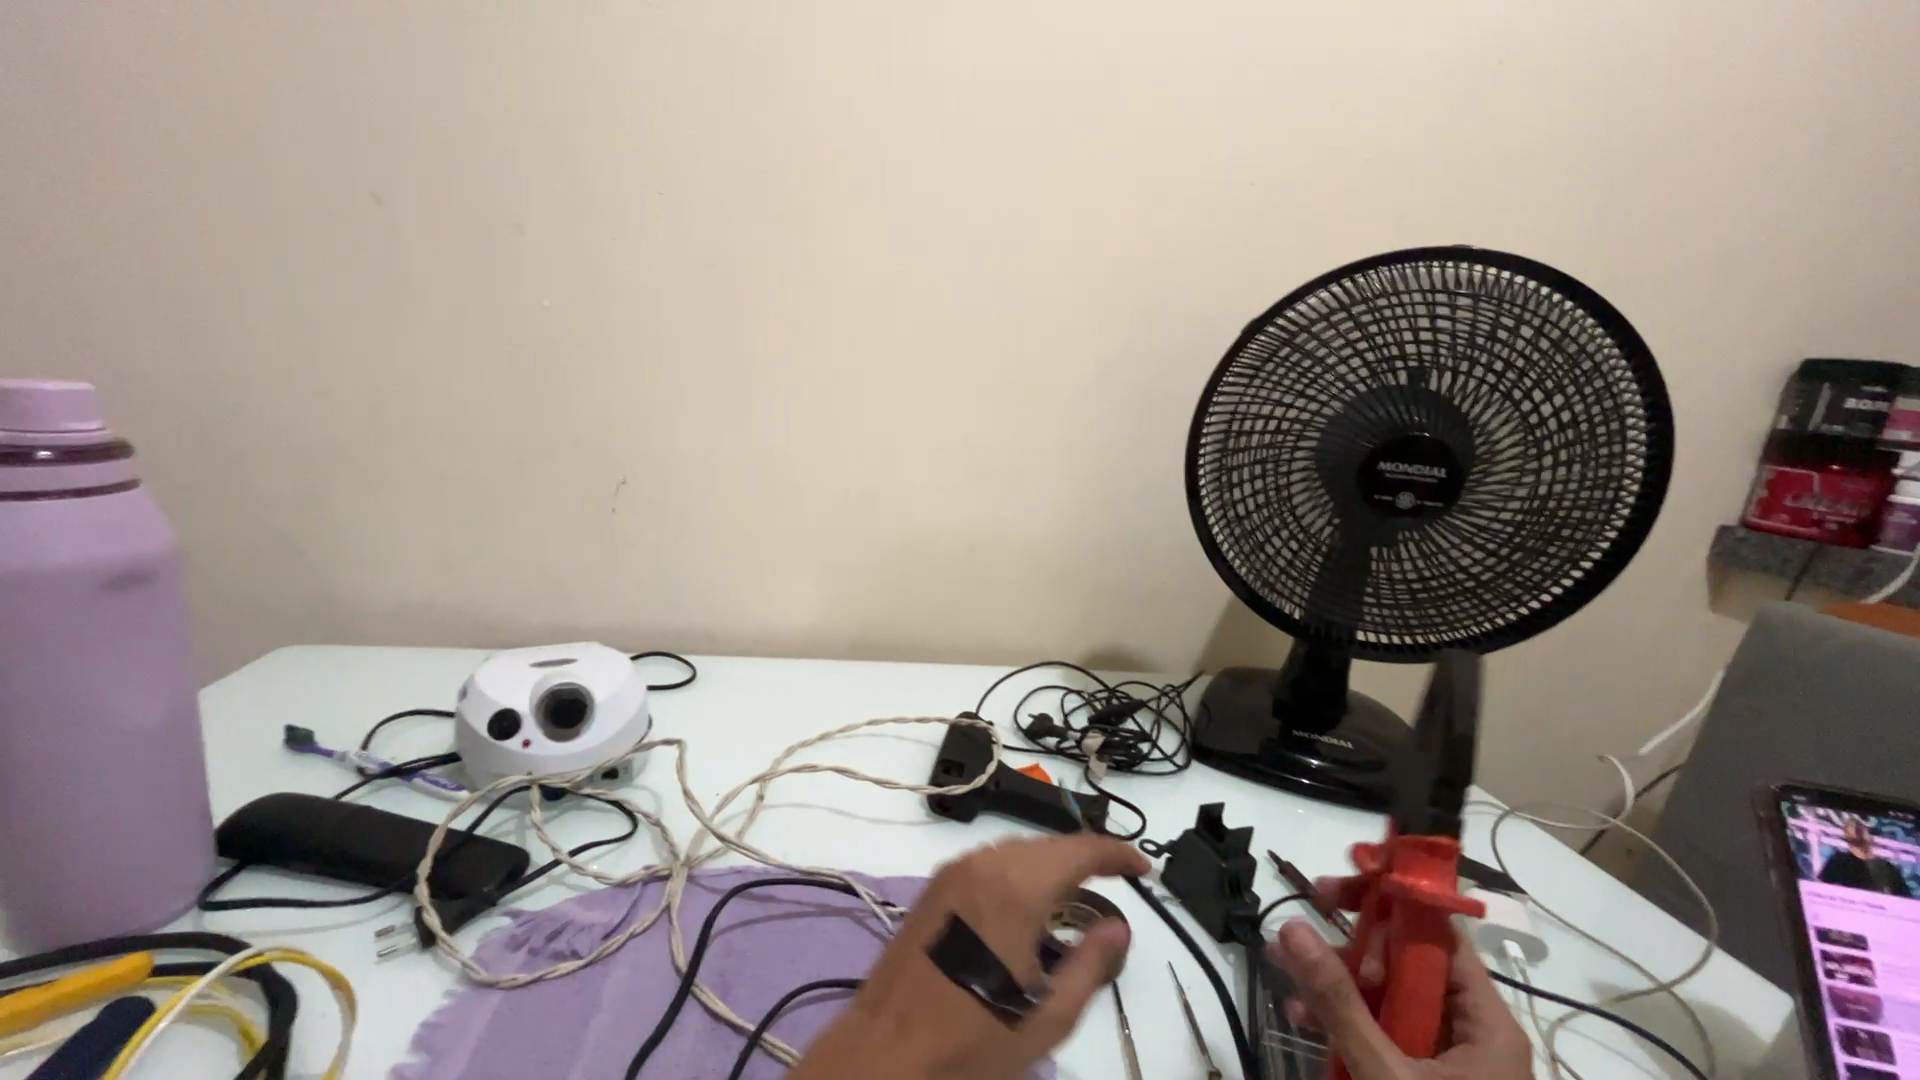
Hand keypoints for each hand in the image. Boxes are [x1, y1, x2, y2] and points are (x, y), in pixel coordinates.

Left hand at [792, 834, 1148, 1079]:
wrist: (884, 1051)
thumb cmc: (970, 1040)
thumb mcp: (1046, 1017)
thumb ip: (1090, 965)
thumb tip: (1118, 927)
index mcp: (1015, 889)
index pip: (1079, 850)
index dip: (1116, 853)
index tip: (1142, 867)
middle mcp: (982, 866)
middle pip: (1046, 844)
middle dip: (1083, 859)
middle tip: (1113, 884)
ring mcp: (952, 873)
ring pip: (1015, 850)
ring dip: (1049, 864)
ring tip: (1074, 898)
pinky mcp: (933, 888)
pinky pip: (987, 863)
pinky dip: (1016, 872)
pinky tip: (1025, 908)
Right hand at [1266, 919, 1533, 1079]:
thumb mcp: (1385, 1077)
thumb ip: (1338, 1003)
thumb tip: (1292, 927)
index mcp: (1487, 1022)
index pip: (1440, 933)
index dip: (1389, 901)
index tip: (1331, 888)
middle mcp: (1475, 1031)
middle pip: (1410, 961)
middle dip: (1351, 947)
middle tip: (1302, 934)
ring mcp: (1451, 1058)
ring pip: (1391, 996)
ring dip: (1339, 985)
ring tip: (1291, 984)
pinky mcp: (1428, 1079)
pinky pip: (1386, 1032)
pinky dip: (1348, 1023)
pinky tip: (1308, 1025)